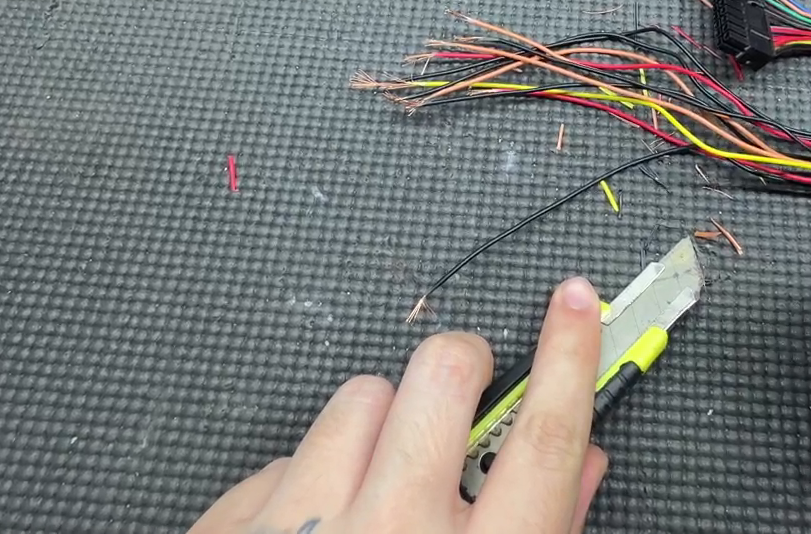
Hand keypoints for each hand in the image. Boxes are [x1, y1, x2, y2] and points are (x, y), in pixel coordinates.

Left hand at [191, 277, 608, 533]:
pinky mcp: (228, 533)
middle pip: (443, 375)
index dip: (569, 355)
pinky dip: (309, 480)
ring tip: (371, 499)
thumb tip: (582, 460)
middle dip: (463, 369)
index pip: (543, 439)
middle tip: (460, 401)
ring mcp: (298, 533)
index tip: (576, 300)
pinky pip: (287, 452)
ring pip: (360, 397)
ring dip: (377, 433)